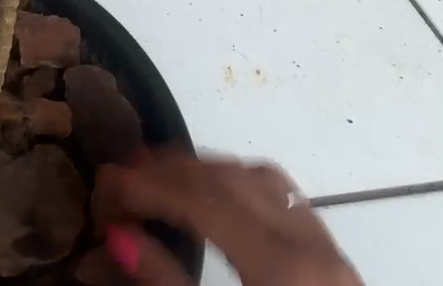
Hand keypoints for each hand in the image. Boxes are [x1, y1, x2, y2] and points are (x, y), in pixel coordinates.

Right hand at [92, 152, 360, 285]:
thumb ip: (167, 283)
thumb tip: (119, 235)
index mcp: (282, 269)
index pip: (202, 201)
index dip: (148, 186)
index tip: (107, 184)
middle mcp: (309, 245)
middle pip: (227, 179)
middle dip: (168, 170)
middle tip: (123, 175)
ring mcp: (328, 247)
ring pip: (256, 176)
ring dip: (203, 167)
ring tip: (160, 175)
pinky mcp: (335, 255)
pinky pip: (282, 192)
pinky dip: (238, 178)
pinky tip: (215, 190)